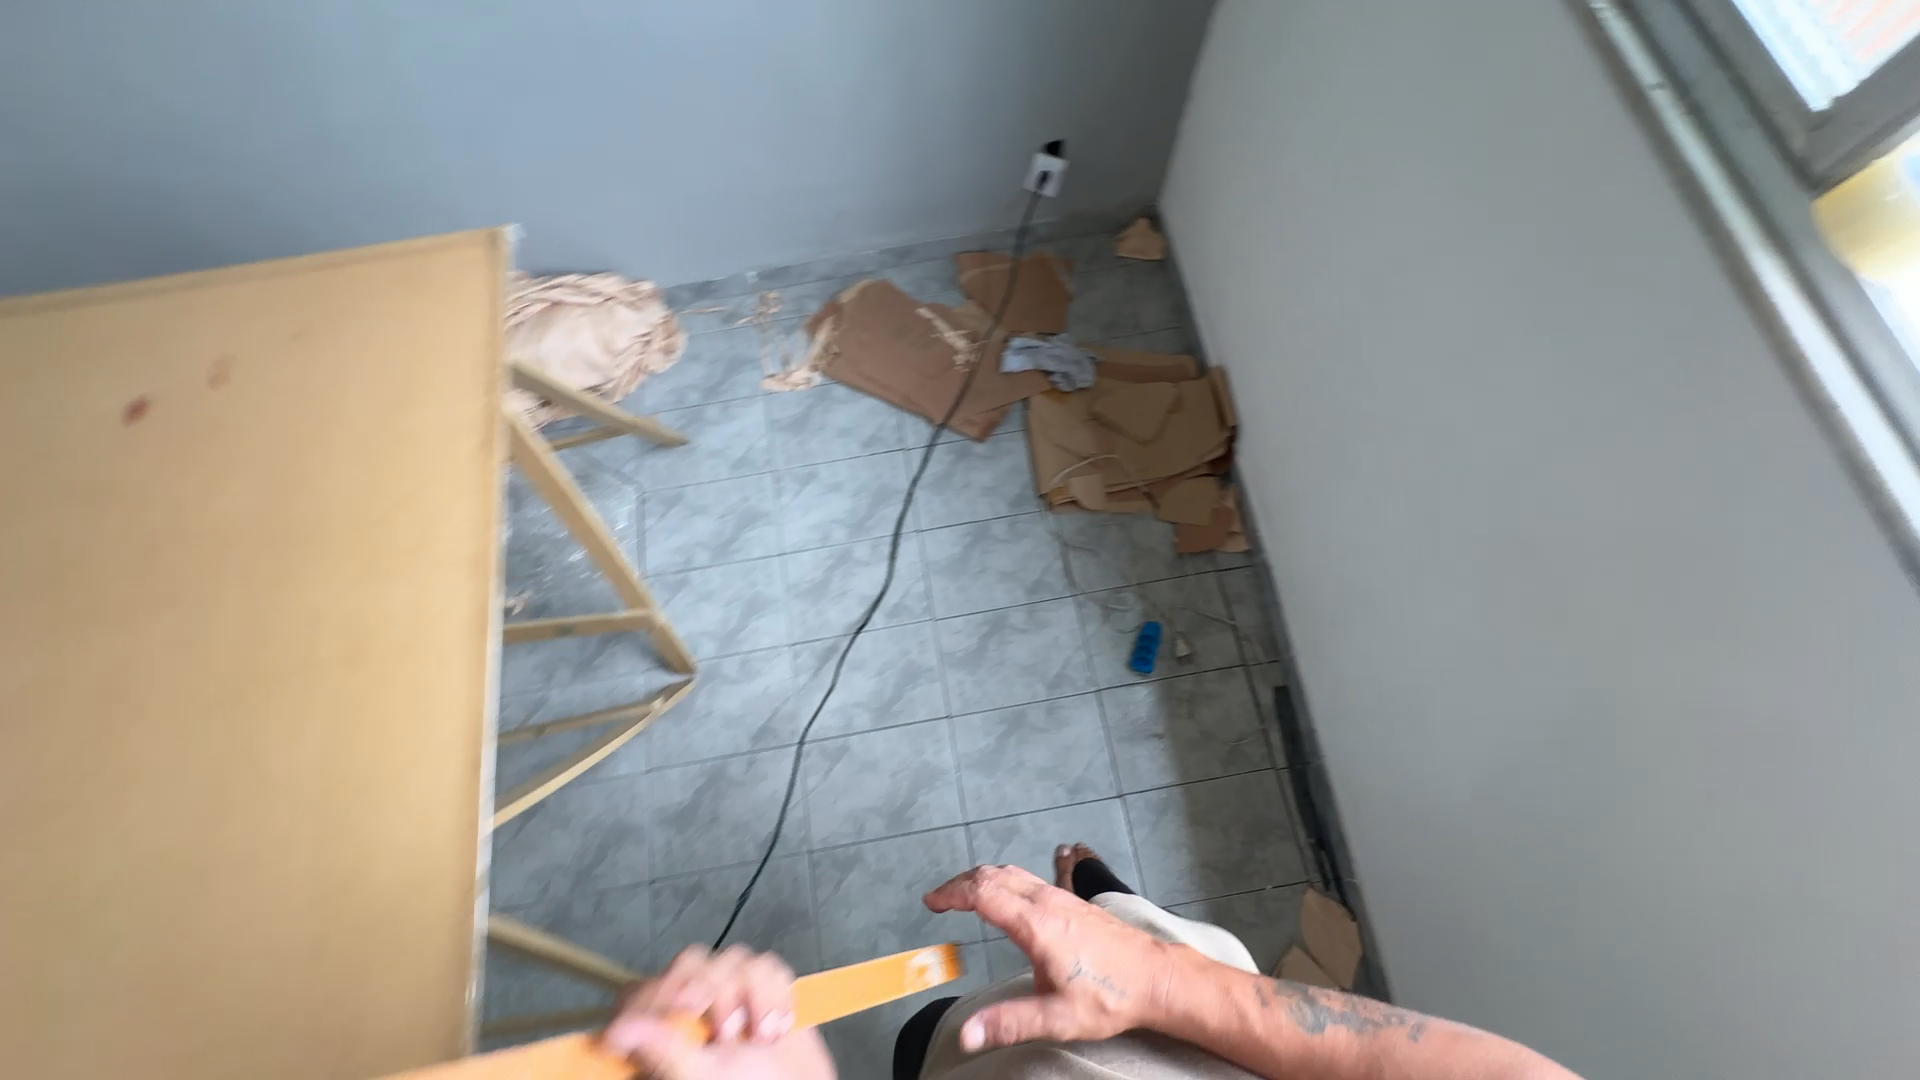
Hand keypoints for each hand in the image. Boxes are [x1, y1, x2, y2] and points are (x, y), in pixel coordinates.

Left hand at [601, 945, 834, 1079]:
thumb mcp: (701, 1078)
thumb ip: (663, 1049)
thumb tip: (615, 1031)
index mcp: (663, 1034)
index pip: (644, 989)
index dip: (660, 990)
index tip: (682, 1010)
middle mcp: (691, 1009)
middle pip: (691, 961)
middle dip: (715, 989)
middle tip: (727, 1032)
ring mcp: (730, 995)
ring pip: (733, 958)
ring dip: (752, 995)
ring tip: (761, 1037)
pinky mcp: (765, 988)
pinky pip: (768, 964)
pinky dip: (777, 993)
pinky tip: (780, 1027)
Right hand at [923, 864, 1195, 1051]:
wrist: (1156, 976)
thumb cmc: (1109, 997)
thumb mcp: (1057, 1018)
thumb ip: (1009, 1022)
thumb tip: (968, 1035)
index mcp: (1036, 924)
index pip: (983, 893)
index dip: (952, 893)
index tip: (931, 901)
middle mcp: (1045, 901)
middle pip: (992, 875)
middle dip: (960, 882)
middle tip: (938, 899)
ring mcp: (1059, 896)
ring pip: (1010, 872)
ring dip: (981, 878)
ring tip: (962, 895)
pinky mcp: (1070, 899)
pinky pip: (1025, 877)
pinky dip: (1001, 879)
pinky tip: (1002, 898)